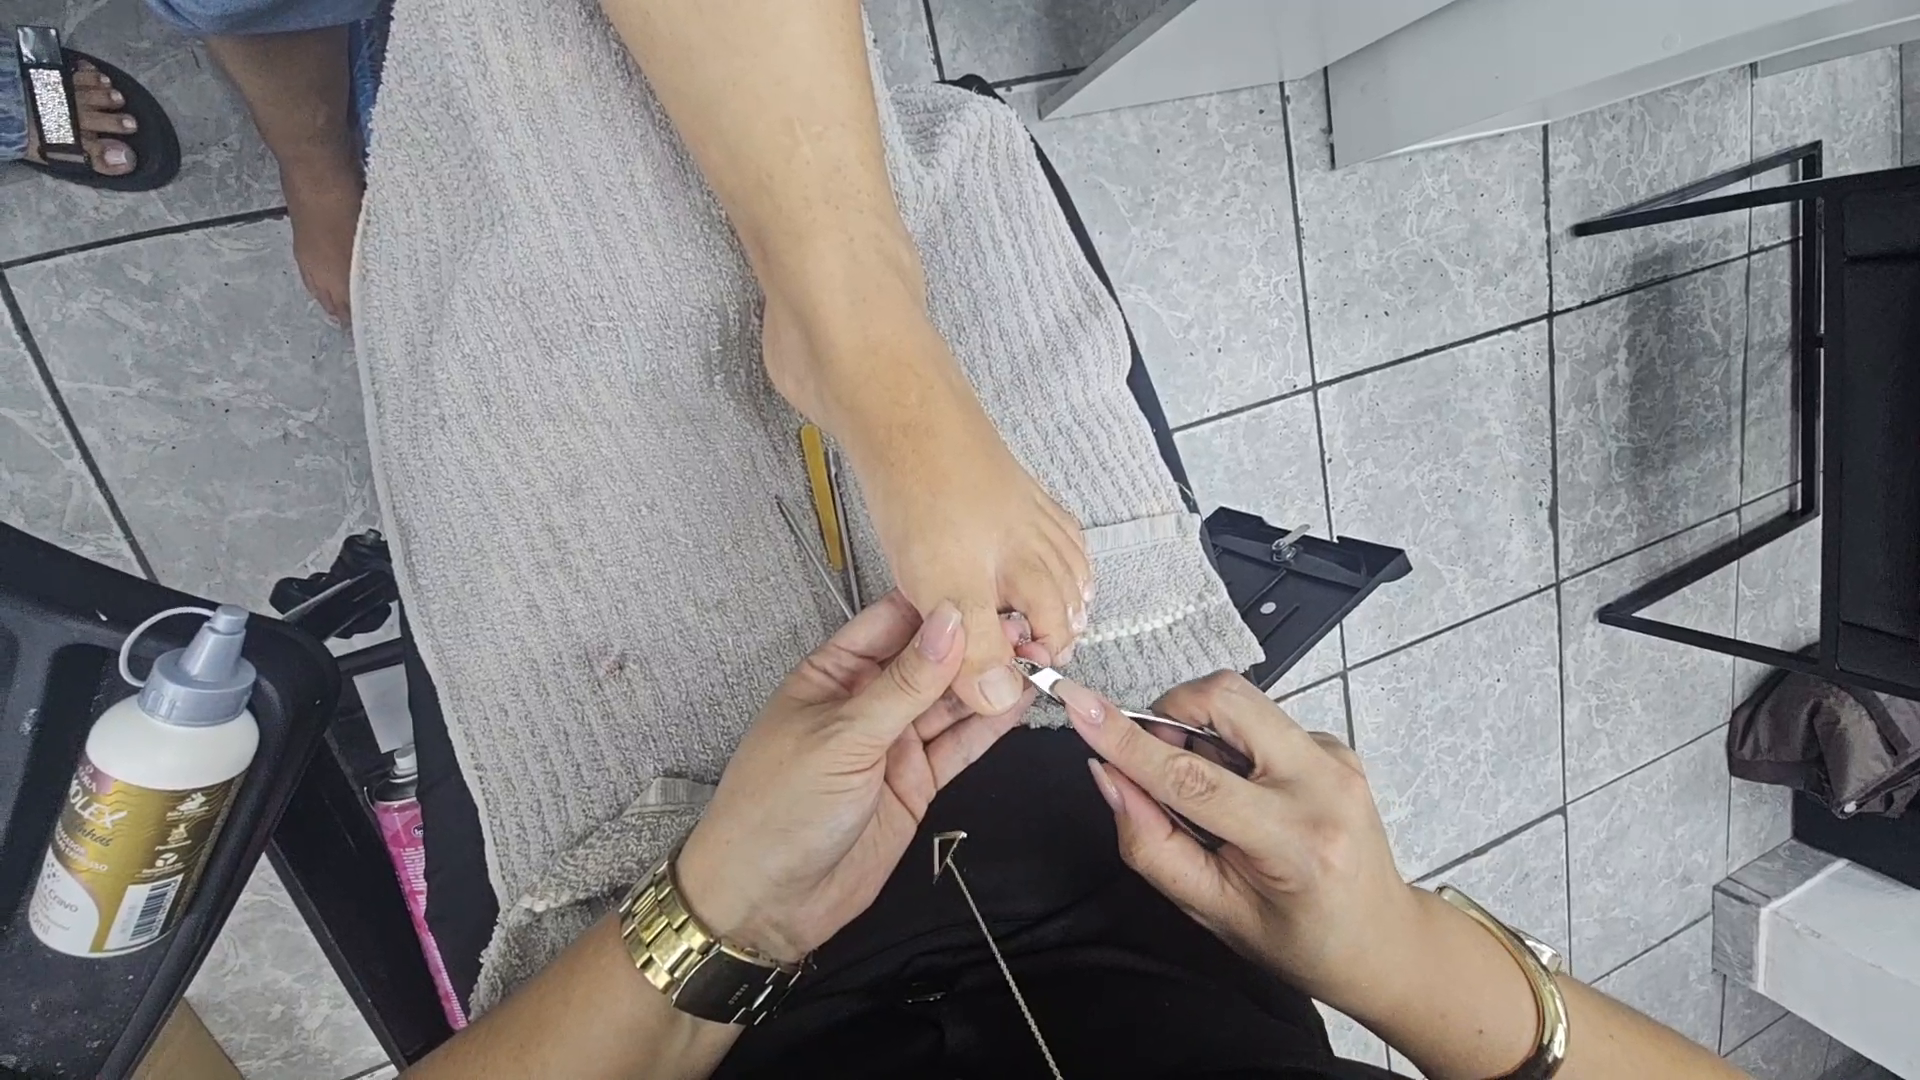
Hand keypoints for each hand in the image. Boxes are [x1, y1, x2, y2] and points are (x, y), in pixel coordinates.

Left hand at [674, 592, 1037, 961]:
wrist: (768, 903)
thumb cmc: (782, 804)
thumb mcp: (844, 736)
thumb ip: (904, 683)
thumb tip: (951, 619)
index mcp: (836, 671)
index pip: (894, 621)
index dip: (940, 603)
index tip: (990, 585)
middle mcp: (869, 698)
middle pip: (930, 660)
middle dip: (976, 643)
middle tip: (1029, 626)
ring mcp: (896, 740)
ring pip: (951, 701)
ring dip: (990, 681)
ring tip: (1040, 657)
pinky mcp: (918, 779)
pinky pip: (959, 744)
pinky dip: (990, 726)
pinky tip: (1022, 701)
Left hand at [762, 298, 1091, 719]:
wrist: (881, 382)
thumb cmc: (919, 479)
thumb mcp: (949, 582)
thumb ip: (978, 645)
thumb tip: (1003, 700)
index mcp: (1030, 556)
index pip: (1060, 618)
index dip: (1044, 656)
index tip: (1018, 684)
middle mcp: (1025, 525)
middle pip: (1062, 580)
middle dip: (1051, 621)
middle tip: (1025, 654)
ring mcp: (997, 494)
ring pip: (1037, 548)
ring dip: (1036, 585)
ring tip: (1025, 613)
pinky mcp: (959, 474)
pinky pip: (1001, 520)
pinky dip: (1004, 546)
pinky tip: (982, 548)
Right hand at [1052, 671, 1424, 1008]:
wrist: (1387, 943)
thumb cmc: (1300, 939)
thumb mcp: (1213, 910)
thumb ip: (1150, 842)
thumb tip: (1108, 774)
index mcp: (1295, 841)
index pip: (1189, 776)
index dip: (1123, 738)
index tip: (1078, 704)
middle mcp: (1323, 784)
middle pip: (1224, 698)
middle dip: (1170, 713)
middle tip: (1159, 759)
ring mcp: (1335, 756)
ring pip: (1238, 698)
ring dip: (1198, 726)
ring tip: (1205, 784)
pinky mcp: (1333, 743)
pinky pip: (1257, 715)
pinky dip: (1227, 740)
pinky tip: (1242, 787)